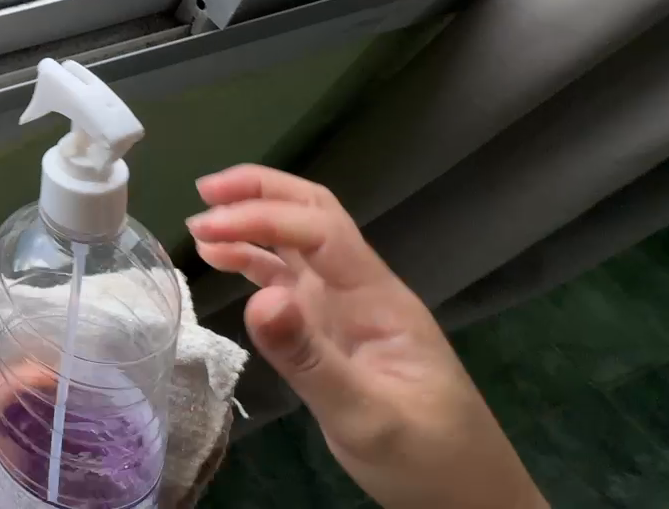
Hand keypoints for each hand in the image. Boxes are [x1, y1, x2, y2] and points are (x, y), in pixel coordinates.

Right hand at [188, 165, 545, 508]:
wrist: (469, 503)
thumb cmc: (428, 461)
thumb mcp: (368, 420)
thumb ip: (311, 360)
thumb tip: (261, 300)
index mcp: (379, 300)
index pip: (319, 231)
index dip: (261, 217)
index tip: (207, 228)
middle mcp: (359, 288)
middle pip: (312, 212)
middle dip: (259, 190)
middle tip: (204, 192)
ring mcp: (343, 304)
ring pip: (295, 237)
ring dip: (249, 218)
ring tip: (199, 227)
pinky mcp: (327, 323)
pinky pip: (284, 273)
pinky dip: (248, 256)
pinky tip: (218, 259)